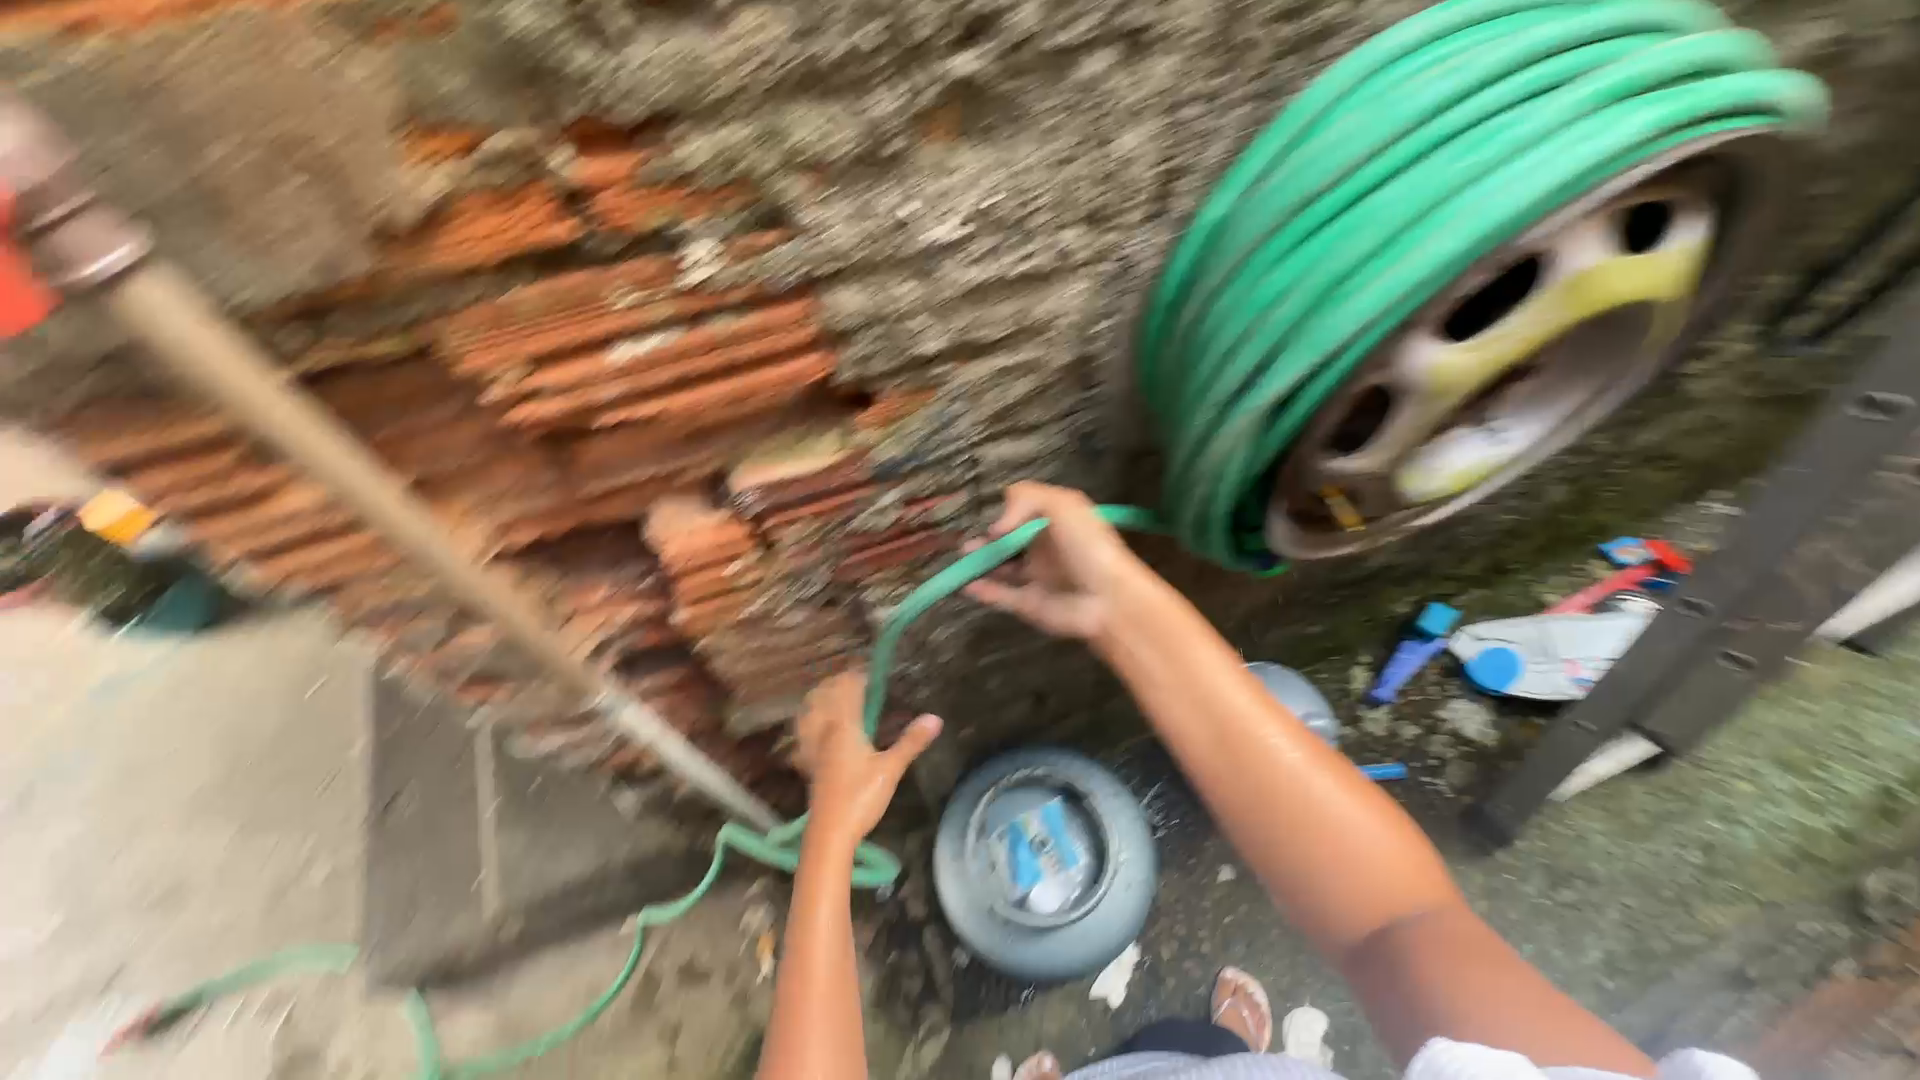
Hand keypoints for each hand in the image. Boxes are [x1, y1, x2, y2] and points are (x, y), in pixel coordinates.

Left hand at [792, 671, 941, 842]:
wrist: (830, 833)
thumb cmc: (861, 797)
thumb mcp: (891, 769)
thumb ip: (911, 742)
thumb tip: (935, 717)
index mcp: (843, 727)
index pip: (847, 691)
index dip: (856, 677)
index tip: (868, 669)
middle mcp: (824, 732)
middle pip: (825, 697)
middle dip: (837, 683)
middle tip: (853, 679)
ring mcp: (813, 749)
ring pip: (810, 714)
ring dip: (820, 699)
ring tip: (831, 695)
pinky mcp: (810, 765)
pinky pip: (805, 735)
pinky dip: (809, 723)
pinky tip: (813, 730)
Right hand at [962, 482, 1146, 641]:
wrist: (1108, 597)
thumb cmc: (1088, 545)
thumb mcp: (1062, 504)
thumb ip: (1025, 498)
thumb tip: (996, 526)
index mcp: (1056, 522)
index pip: (1024, 512)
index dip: (1006, 513)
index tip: (995, 519)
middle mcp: (1045, 548)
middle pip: (1009, 541)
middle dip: (987, 539)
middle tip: (968, 541)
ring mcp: (1037, 577)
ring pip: (1002, 568)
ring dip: (981, 563)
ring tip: (963, 557)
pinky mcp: (1030, 604)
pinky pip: (1002, 596)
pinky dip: (983, 590)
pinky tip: (966, 584)